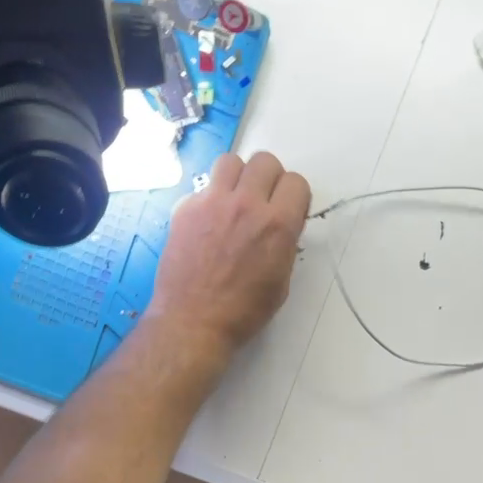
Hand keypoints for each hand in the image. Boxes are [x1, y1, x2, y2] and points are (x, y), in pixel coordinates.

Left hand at [146, 152, 310, 354]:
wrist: (193, 321)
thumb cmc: (243, 312)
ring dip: (239, 177)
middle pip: (266, 161)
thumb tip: (282, 230)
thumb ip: (285, 247)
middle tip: (264, 202)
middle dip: (270, 180)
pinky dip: (211, 198)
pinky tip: (210, 222)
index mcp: (277, 226)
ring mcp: (212, 202)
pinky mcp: (186, 208)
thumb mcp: (280, 284)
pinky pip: (204, 187)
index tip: (289, 212)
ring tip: (235, 201)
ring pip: (231, 161)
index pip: (297, 182)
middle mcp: (246, 204)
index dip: (295, 197)